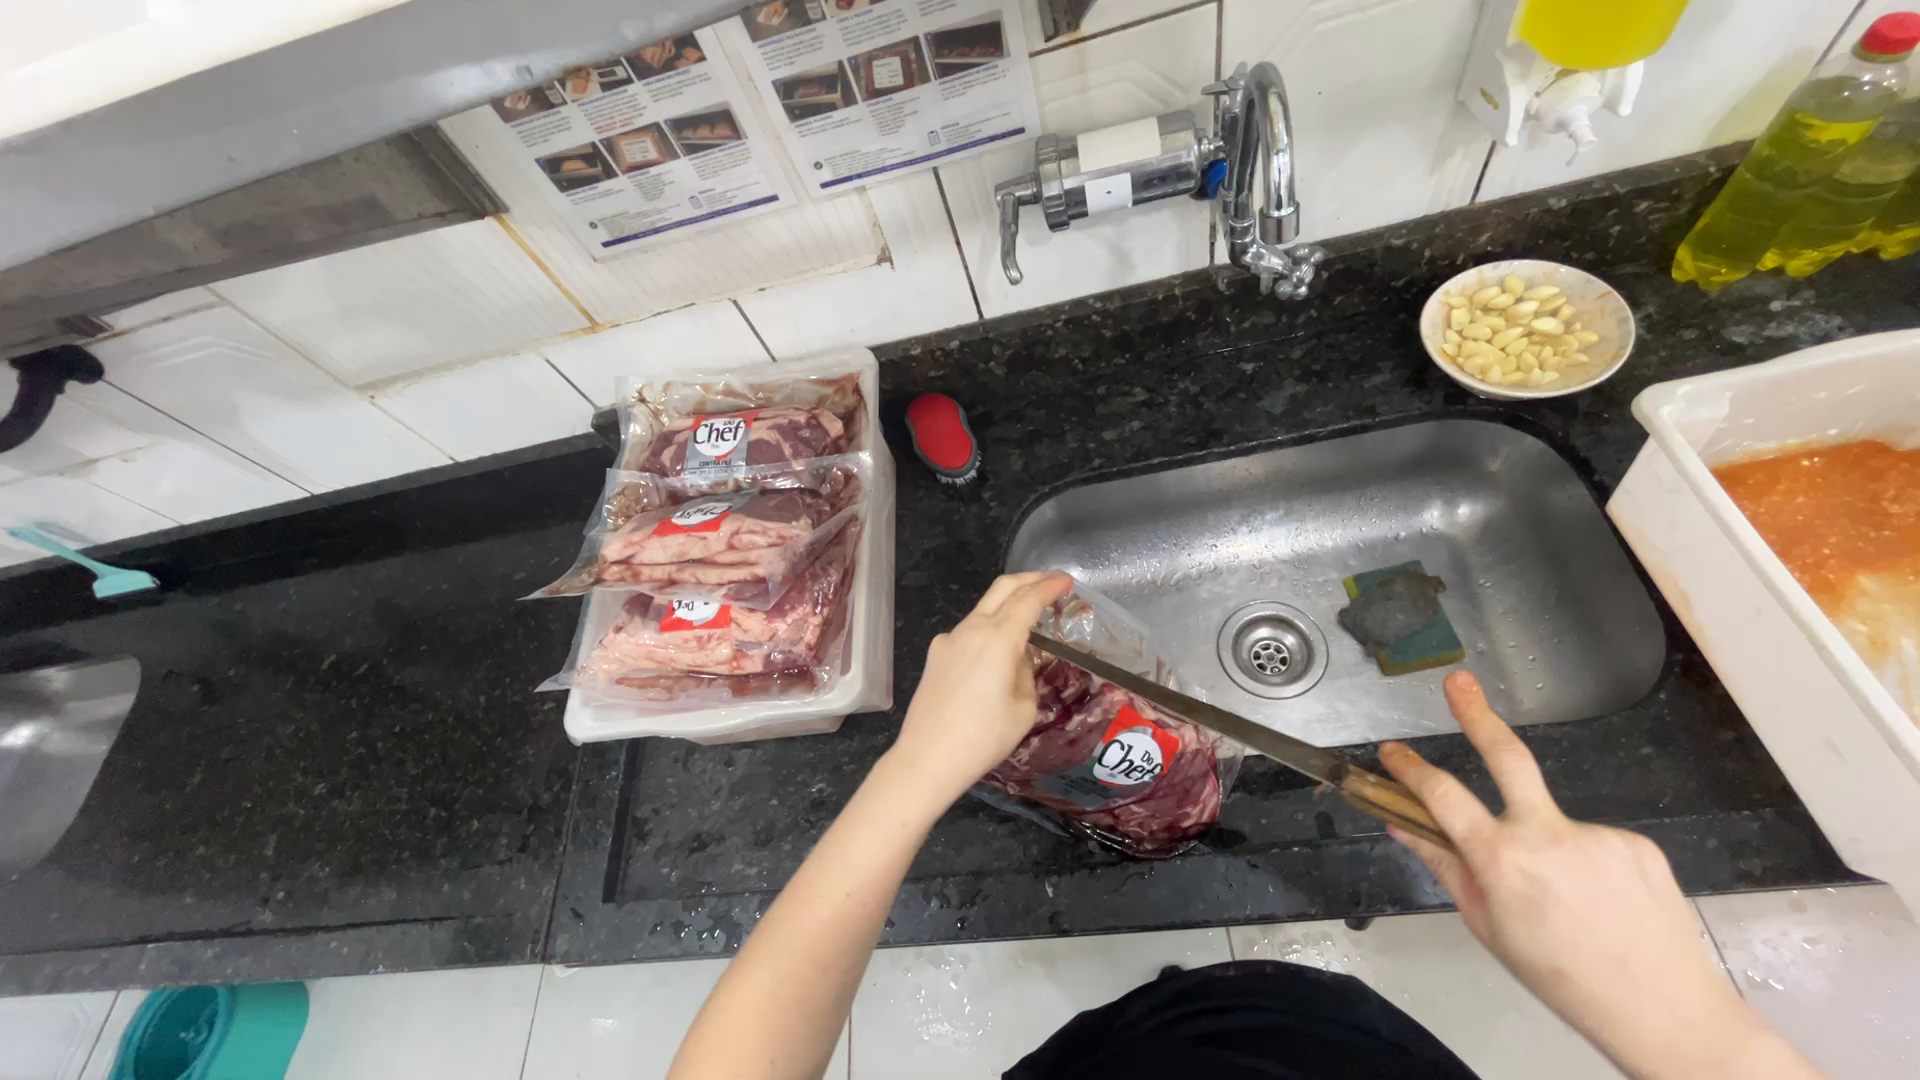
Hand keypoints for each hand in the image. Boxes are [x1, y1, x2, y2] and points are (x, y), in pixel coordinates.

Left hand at [882, 571, 1073, 811]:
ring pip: (983, 609)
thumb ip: (1025, 673)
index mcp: (998, 637)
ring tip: (1029, 618)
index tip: (1067, 580)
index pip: (1029, 599)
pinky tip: (996, 655)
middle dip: (1029, 579)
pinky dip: (988, 630)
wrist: (928, 757)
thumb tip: (1016, 660)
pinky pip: (968, 633)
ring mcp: (948, 640)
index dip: (1050, 586)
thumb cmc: (983, 737)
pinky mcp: (936, 655)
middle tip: (1051, 582)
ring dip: (1008, 604)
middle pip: (1002, 589)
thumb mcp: (1023, 708)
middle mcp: (971, 629)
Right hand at [1380, 672, 1819, 1079]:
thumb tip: (1402, 825)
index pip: (1442, 795)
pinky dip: (1582, 862)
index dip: (1409, 768)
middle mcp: (1548, 836)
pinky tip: (1600, 902)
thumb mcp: (1486, 924)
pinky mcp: (1636, 844)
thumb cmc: (1559, 977)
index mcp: (1502, 860)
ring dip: (1543, 845)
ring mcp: (1597, 835)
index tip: (1392, 751)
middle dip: (1477, 714)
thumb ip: (1445, 866)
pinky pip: (1589, 841)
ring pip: (1549, 822)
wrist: (1670, 1016)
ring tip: (1569, 903)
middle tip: (1458, 681)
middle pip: (1507, 756)